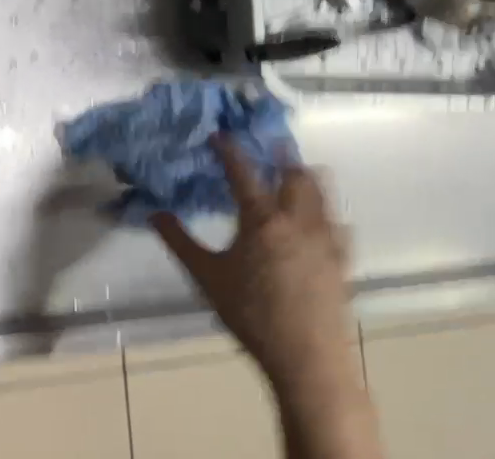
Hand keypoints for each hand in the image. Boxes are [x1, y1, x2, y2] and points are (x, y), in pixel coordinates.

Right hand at [152, 137, 356, 400]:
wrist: (307, 360)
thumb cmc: (250, 314)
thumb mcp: (205, 276)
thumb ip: (178, 240)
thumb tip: (153, 211)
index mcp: (261, 220)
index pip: (243, 172)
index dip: (229, 149)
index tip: (219, 134)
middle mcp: (297, 222)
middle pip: (294, 175)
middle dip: (280, 154)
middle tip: (267, 140)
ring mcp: (325, 241)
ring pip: (321, 195)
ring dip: (306, 176)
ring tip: (295, 167)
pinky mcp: (341, 262)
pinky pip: (337, 225)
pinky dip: (326, 211)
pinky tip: (321, 218)